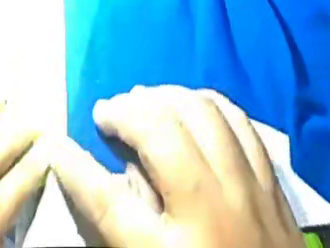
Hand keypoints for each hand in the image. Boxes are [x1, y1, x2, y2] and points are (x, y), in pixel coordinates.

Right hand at [48, 85, 302, 247]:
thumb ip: (131, 234)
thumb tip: (124, 176)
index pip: (108, 201)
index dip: (76, 170)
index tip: (57, 147)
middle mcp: (208, 213)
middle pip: (161, 134)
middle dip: (127, 112)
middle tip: (107, 111)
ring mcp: (246, 191)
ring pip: (203, 114)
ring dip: (168, 96)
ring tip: (144, 98)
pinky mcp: (272, 183)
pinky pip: (240, 122)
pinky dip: (211, 103)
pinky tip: (192, 101)